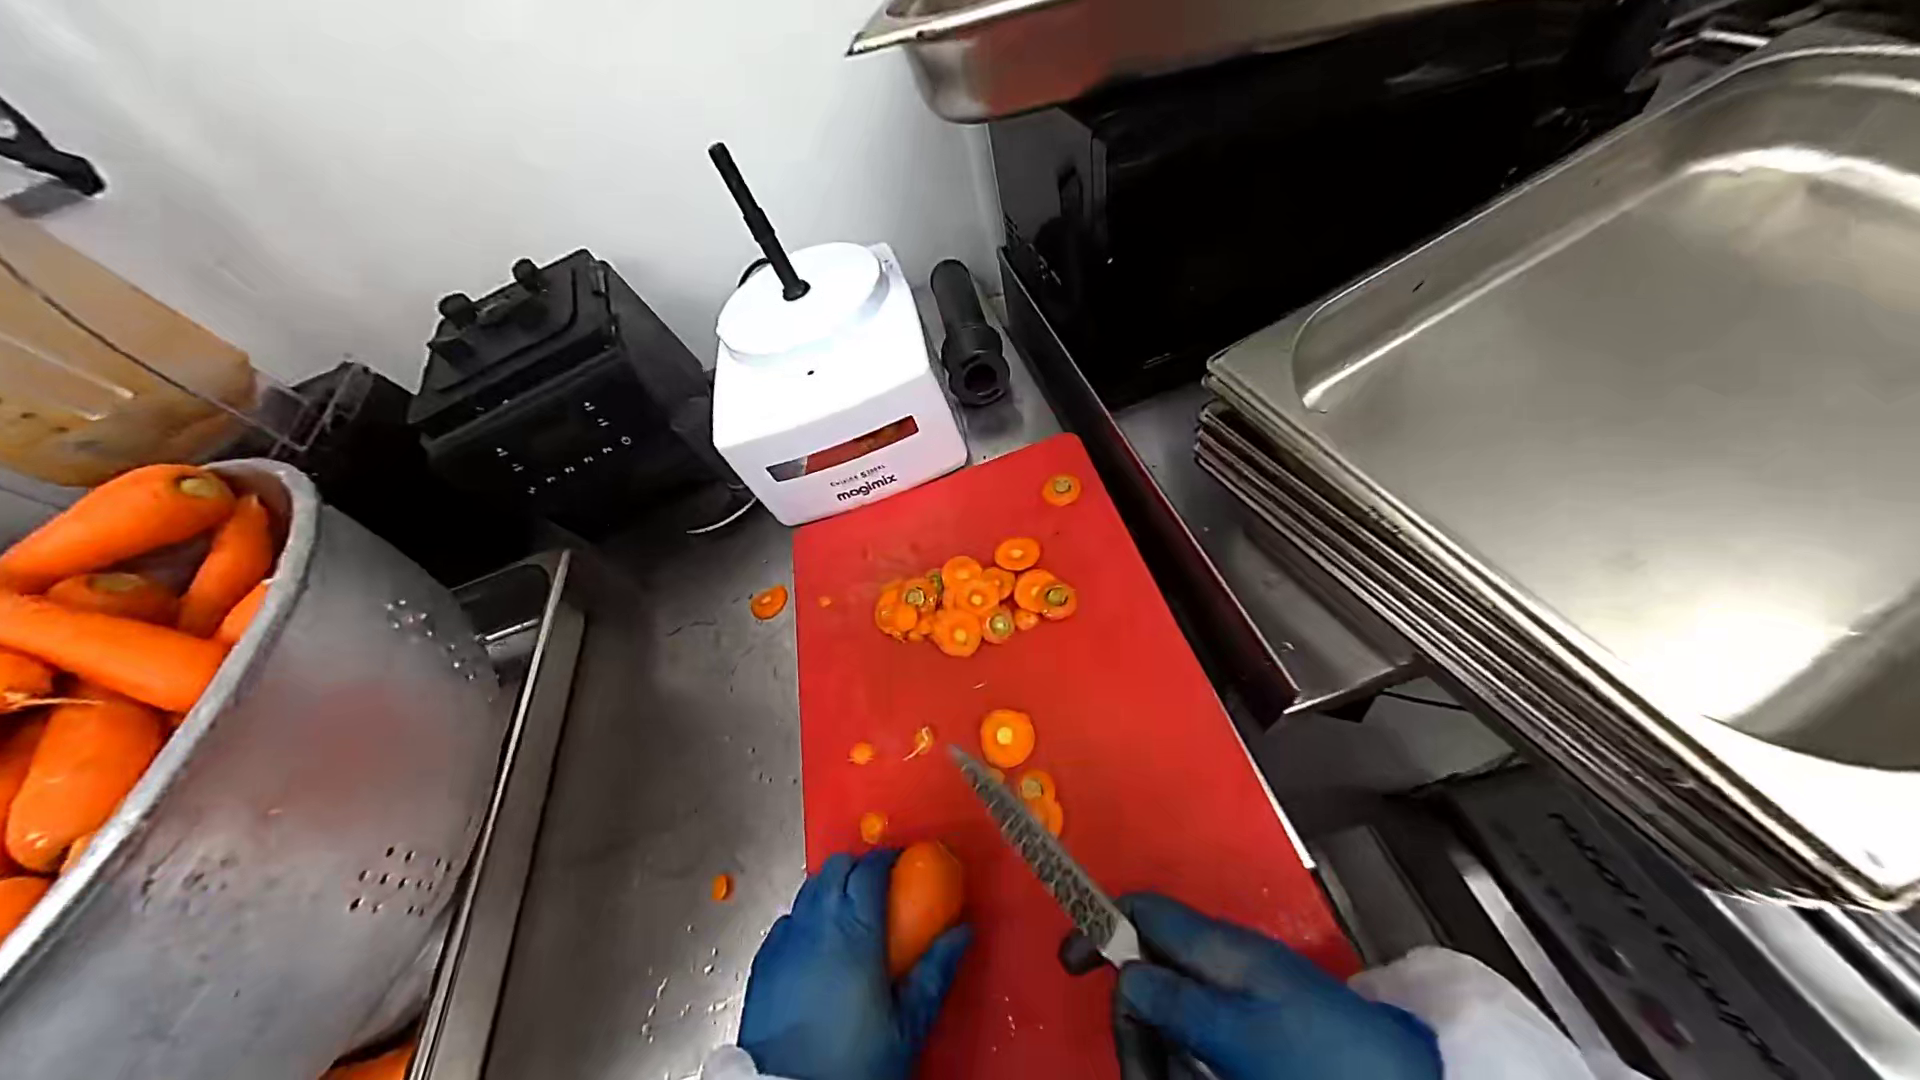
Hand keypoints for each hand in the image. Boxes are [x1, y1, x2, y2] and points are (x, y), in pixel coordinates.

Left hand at [739, 850, 971, 1079]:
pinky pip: (787, 920)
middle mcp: (817, 923)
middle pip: (836, 866)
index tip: (902, 863)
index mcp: (856, 931)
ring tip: (848, 912)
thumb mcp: (908, 1024)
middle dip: (858, 866)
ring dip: (830, 887)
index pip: (870, 868)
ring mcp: (785, 940)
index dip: (887, 857)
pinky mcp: (763, 961)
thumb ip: (936, 970)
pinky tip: (816, 943)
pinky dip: (805, 917)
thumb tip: (962, 932)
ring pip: (809, 888)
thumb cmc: (856, 1064)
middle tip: (877, 886)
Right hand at [1115, 893, 1440, 1079]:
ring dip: (1162, 1052)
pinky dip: (1192, 1062)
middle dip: (1134, 1020)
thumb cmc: (1317, 1063)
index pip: (1144, 910)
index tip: (1070, 965)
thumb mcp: (1238, 1037)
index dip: (1102, 924)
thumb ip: (1175, 1002)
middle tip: (1140, 1076)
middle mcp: (1223, 962)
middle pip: (1151, 971)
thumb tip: (1124, 973)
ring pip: (1174, 1011)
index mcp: (1217, 948)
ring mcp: (1241, 996)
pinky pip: (1204, 1037)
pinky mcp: (1257, 1028)